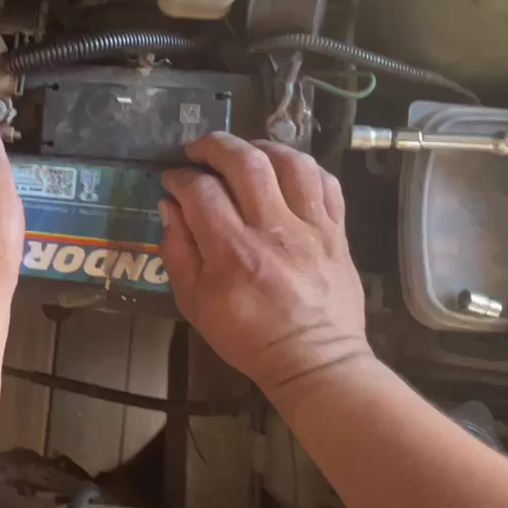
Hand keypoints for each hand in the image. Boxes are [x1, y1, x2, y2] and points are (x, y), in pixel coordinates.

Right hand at [159, 134, 370, 398]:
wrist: (314, 361)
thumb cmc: (246, 335)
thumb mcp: (193, 302)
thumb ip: (177, 250)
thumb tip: (170, 205)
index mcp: (232, 252)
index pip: (201, 191)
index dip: (179, 177)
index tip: (171, 180)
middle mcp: (273, 231)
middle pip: (246, 163)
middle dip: (214, 146)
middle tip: (197, 151)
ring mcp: (311, 229)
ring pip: (291, 163)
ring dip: (260, 147)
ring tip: (241, 153)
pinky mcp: (336, 233)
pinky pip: (326, 183)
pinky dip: (302, 167)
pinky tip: (281, 171)